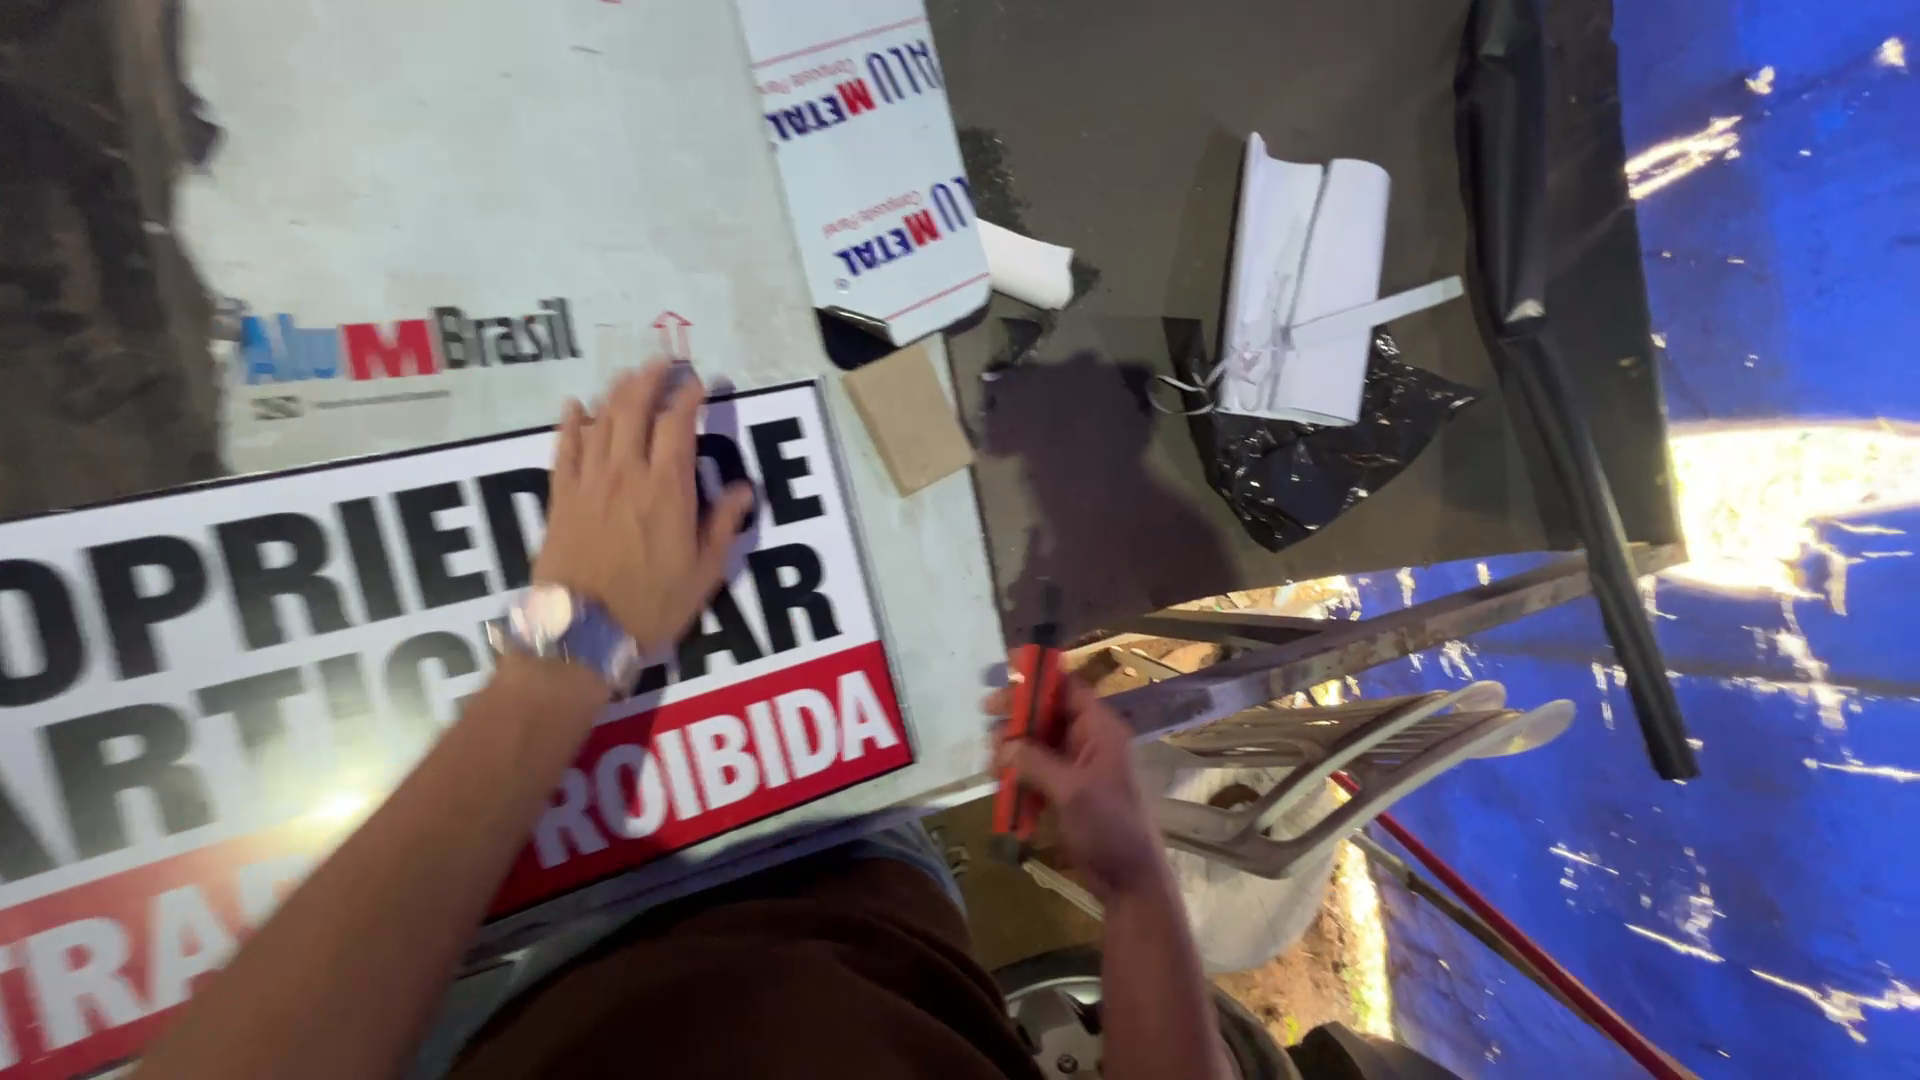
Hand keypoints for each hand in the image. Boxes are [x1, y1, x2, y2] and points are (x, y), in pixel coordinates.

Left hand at [532, 359, 754, 653]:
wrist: (581, 635)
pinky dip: (570, 423)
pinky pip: (563, 448)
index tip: (700, 382)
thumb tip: (742, 489)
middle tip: (664, 362)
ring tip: (630, 376)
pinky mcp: (560, 498)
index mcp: (667, 489)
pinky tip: (574, 407)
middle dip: (650, 379)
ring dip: (615, 391)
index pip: (678, 424)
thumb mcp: (705, 572)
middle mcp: (625, 474)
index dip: (690, 396)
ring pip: (599, 420)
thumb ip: (723, 524)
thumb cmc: (653, 606)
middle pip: (634, 408)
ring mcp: (588, 483)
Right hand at [987, 671, 1168, 901]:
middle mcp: (1089, 739)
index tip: (1004, 666)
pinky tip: (1000, 780)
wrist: (1129, 882)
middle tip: (986, 714)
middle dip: (1017, 712)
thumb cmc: (1110, 829)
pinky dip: (1018, 768)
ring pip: (1038, 739)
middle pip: (1047, 710)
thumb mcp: (1071, 791)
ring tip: (991, 759)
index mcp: (1100, 729)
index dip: (1037, 674)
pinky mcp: (1066, 788)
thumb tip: (1001, 746)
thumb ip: (1035, 762)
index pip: (1067, 686)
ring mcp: (1077, 764)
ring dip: (1013, 744)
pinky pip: (1037, 766)